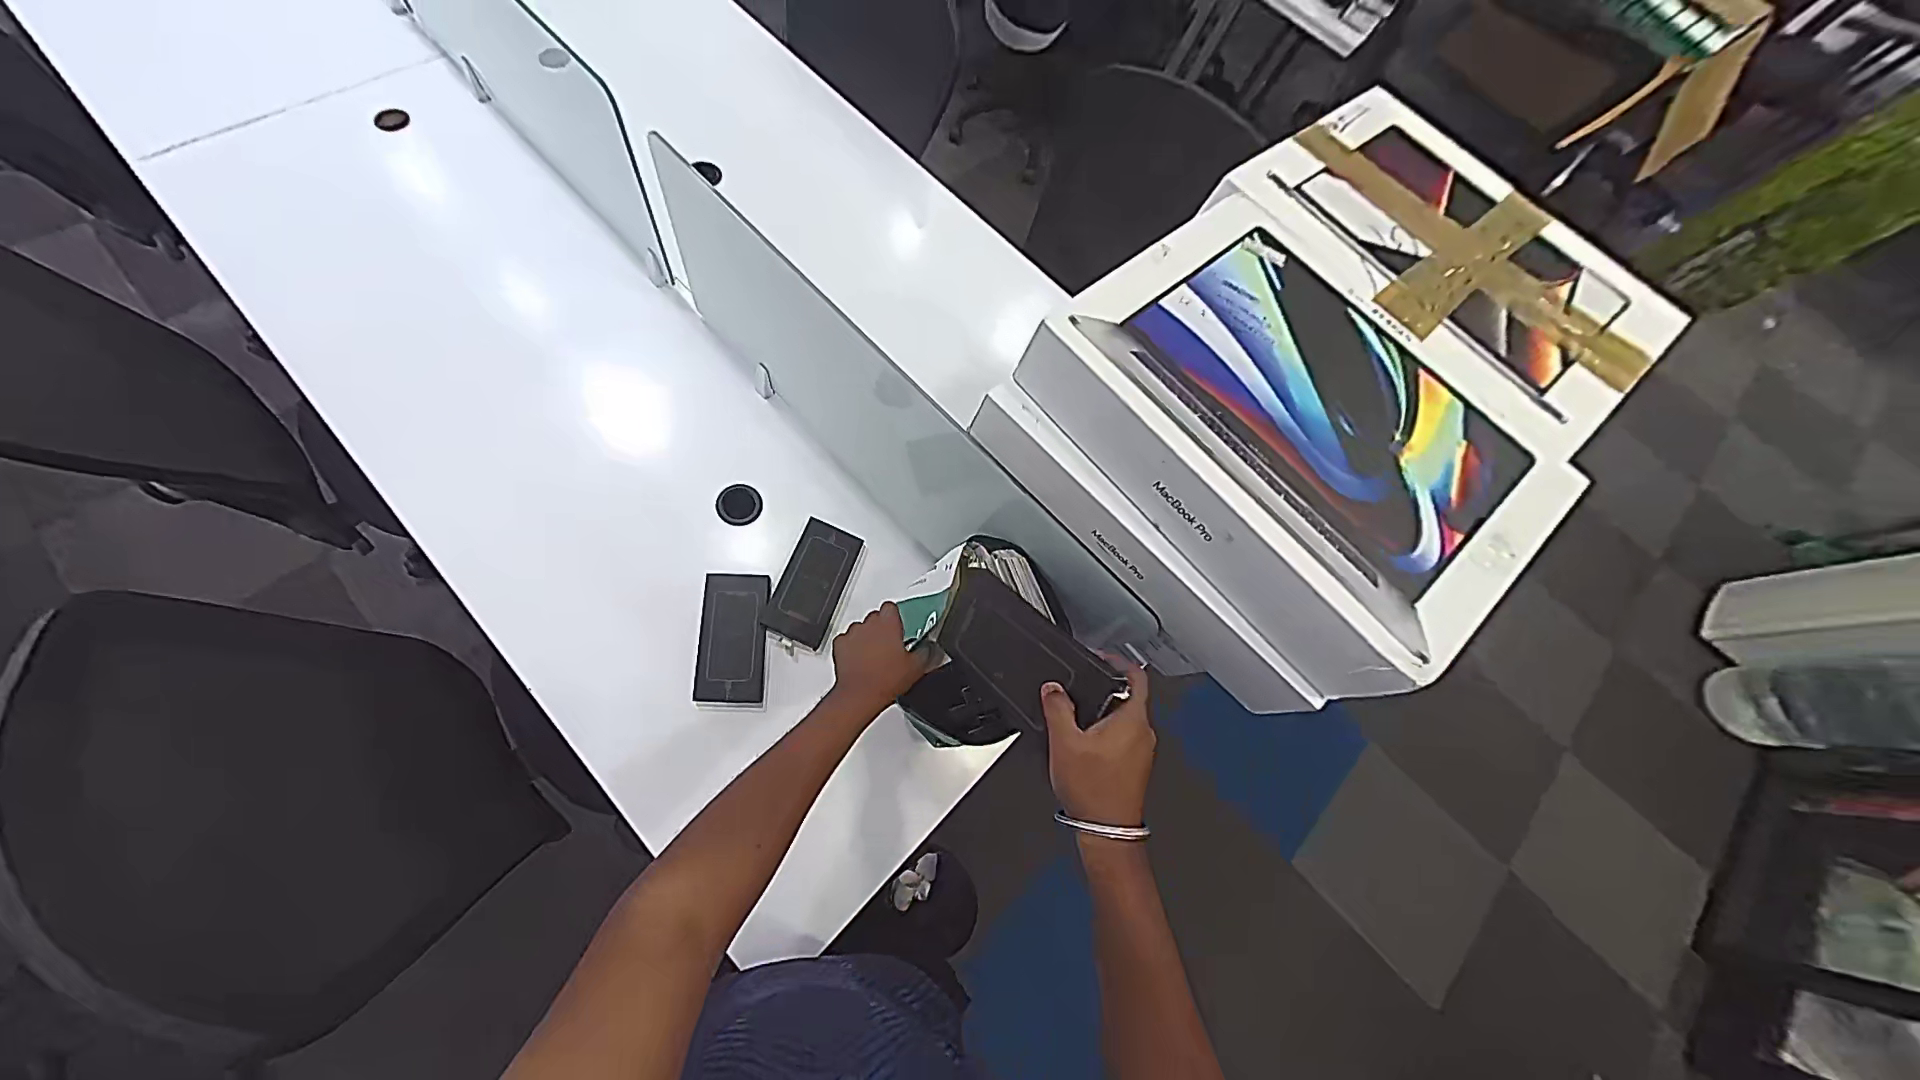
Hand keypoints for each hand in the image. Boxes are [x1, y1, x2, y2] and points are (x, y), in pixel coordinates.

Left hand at [829, 602, 931, 712]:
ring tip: (875, 655)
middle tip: (890, 645)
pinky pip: (846, 641)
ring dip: (867, 637)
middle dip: (882, 628)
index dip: (896, 616)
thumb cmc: (885, 679)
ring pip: (861, 628)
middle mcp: (869, 624)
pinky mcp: (840, 645)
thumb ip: (925, 652)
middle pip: (876, 617)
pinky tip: (860, 660)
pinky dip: (852, 647)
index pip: (891, 607)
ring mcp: (852, 634)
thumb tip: (929, 649)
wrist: (860, 695)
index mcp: (888, 622)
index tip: (900, 627)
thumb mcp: (916, 667)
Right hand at [1042, 660, 1153, 828]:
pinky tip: (1085, 746)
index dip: (1119, 661)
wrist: (1107, 830)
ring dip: (1103, 714)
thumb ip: (1057, 708)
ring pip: (1124, 719)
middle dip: (1103, 691)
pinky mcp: (1136, 765)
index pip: (1137, 676)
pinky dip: (1106, 733)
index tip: (1104, 658)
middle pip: (1128, 697)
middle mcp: (1145, 733)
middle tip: (1080, 691)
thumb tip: (1053, 688)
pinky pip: (1123, 738)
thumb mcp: (1065, 742)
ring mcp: (1143, 751)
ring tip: (1077, 720)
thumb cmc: (1094, 791)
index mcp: (1133, 720)